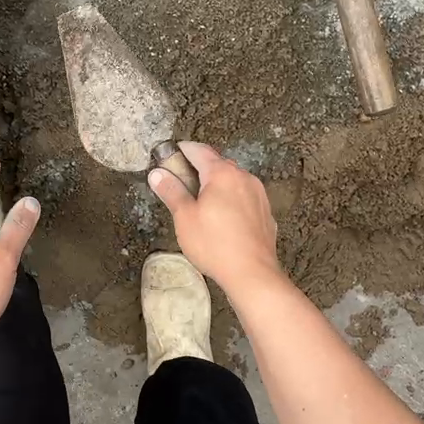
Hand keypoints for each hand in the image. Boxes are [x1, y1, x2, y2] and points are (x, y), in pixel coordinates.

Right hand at [148, 141, 285, 295]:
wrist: (253, 273)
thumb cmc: (214, 244)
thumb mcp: (184, 217)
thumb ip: (171, 191)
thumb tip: (157, 174)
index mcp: (222, 173)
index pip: (199, 150)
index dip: (182, 150)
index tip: (169, 155)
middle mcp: (244, 177)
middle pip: (218, 163)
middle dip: (199, 168)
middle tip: (181, 181)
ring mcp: (258, 194)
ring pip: (233, 180)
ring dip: (216, 184)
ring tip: (201, 202)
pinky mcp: (266, 212)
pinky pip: (244, 197)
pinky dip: (231, 199)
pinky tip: (223, 218)